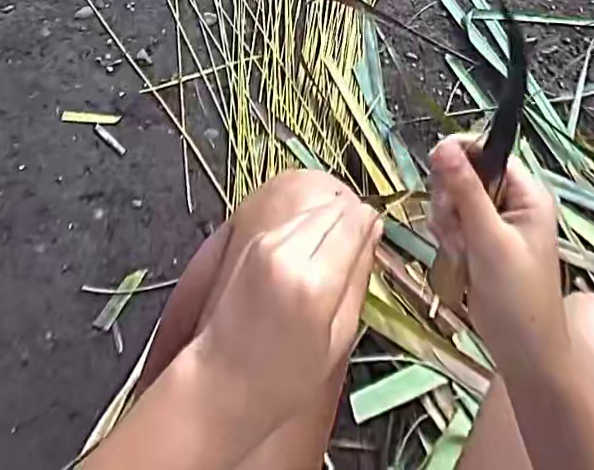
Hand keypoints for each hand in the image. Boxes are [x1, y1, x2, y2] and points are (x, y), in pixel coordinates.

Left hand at [189, 198, 380, 434]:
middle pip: (335, 207)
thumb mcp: (339, 338)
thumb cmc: (286, 380)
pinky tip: (306, 257)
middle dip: (350, 219)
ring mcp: (266, 242)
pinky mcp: (253, 241)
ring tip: (328, 257)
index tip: (372, 240)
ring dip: (328, 220)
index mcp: (314, 281)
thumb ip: (359, 277)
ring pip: (314, 208)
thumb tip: (373, 230)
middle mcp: (288, 251)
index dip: (369, 225)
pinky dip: (308, 226)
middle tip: (353, 252)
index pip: (355, 220)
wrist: (220, 385)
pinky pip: (294, 218)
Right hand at [429, 136, 567, 367]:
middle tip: (455, 229)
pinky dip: (448, 237)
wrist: (524, 356)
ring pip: (454, 199)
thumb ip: (465, 190)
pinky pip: (452, 221)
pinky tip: (457, 258)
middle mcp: (511, 201)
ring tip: (460, 250)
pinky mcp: (480, 241)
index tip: (435, 166)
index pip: (488, 152)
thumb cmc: (517, 298)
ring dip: (448, 221)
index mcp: (526, 193)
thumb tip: (443, 145)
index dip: (461, 155)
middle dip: (452, 199)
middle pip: (465, 174)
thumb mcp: (489, 240)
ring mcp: (495, 222)